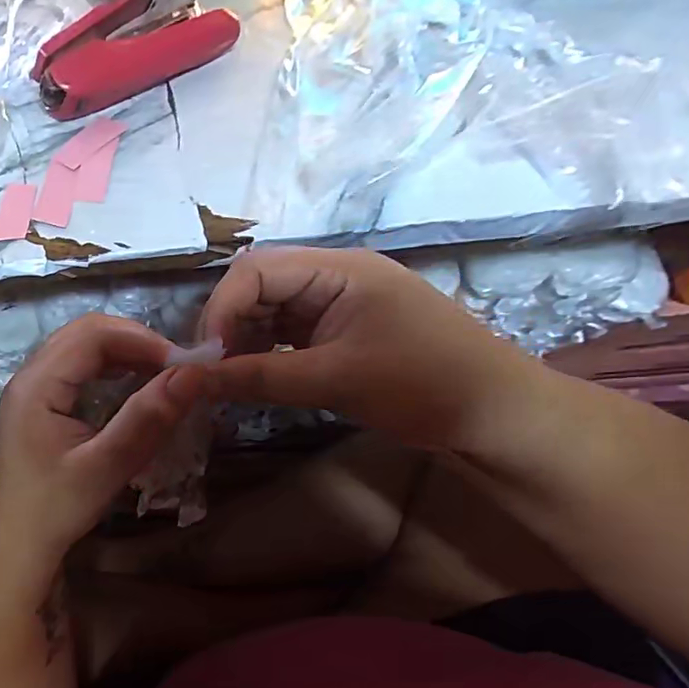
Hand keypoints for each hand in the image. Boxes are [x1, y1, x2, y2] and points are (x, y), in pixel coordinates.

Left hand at [0, 314, 205, 568]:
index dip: (142, 340)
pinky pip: (74, 370)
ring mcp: (29, 390)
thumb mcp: (106, 466)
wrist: (18, 546)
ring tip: (161, 374)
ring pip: (79, 350)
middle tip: (176, 367)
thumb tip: (193, 373)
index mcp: (35, 385)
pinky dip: (107, 370)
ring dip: (122, 354)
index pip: (92, 335)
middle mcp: (28, 377)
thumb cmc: (55, 509)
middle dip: (134, 342)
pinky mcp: (36, 405)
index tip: (184, 363)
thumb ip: (147, 418)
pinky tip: (132, 387)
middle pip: (84, 334)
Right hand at [199, 247, 544, 449]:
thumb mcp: (333, 381)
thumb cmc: (424, 385)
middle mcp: (331, 277)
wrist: (499, 417)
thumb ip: (255, 377)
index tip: (205, 357)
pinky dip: (257, 355)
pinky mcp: (334, 331)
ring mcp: (333, 304)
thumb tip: (188, 381)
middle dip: (225, 326)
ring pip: (263, 313)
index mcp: (339, 270)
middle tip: (205, 371)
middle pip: (254, 287)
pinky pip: (280, 334)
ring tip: (220, 380)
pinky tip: (245, 379)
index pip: (255, 270)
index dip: (221, 308)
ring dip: (238, 343)